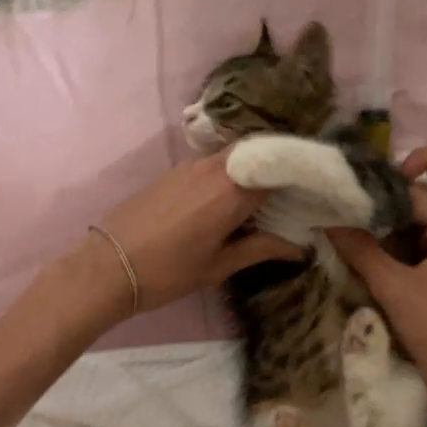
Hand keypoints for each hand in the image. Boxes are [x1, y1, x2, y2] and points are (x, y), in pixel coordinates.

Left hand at [75, 153, 303, 321]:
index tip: (319, 187)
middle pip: (260, 152)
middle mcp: (216, 169)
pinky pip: (213, 162)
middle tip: (297, 188)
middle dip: (281, 165)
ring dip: (255, 167)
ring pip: (236, 155)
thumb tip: (299, 248)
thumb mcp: (217, 267)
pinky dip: (231, 172)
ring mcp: (191, 166)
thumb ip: (259, 250)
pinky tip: (232, 195)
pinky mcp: (173, 171)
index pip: (282, 169)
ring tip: (269, 194)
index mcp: (233, 193)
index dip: (304, 175)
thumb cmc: (166, 274)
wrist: (107, 267)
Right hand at [328, 146, 426, 390]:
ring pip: (406, 218)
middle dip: (384, 199)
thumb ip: (361, 251)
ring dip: (377, 222)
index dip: (426, 158)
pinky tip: (351, 243)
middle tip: (342, 203)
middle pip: (421, 194)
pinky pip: (402, 240)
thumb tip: (326, 219)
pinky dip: (380, 240)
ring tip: (339, 221)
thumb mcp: (395, 287)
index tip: (390, 177)